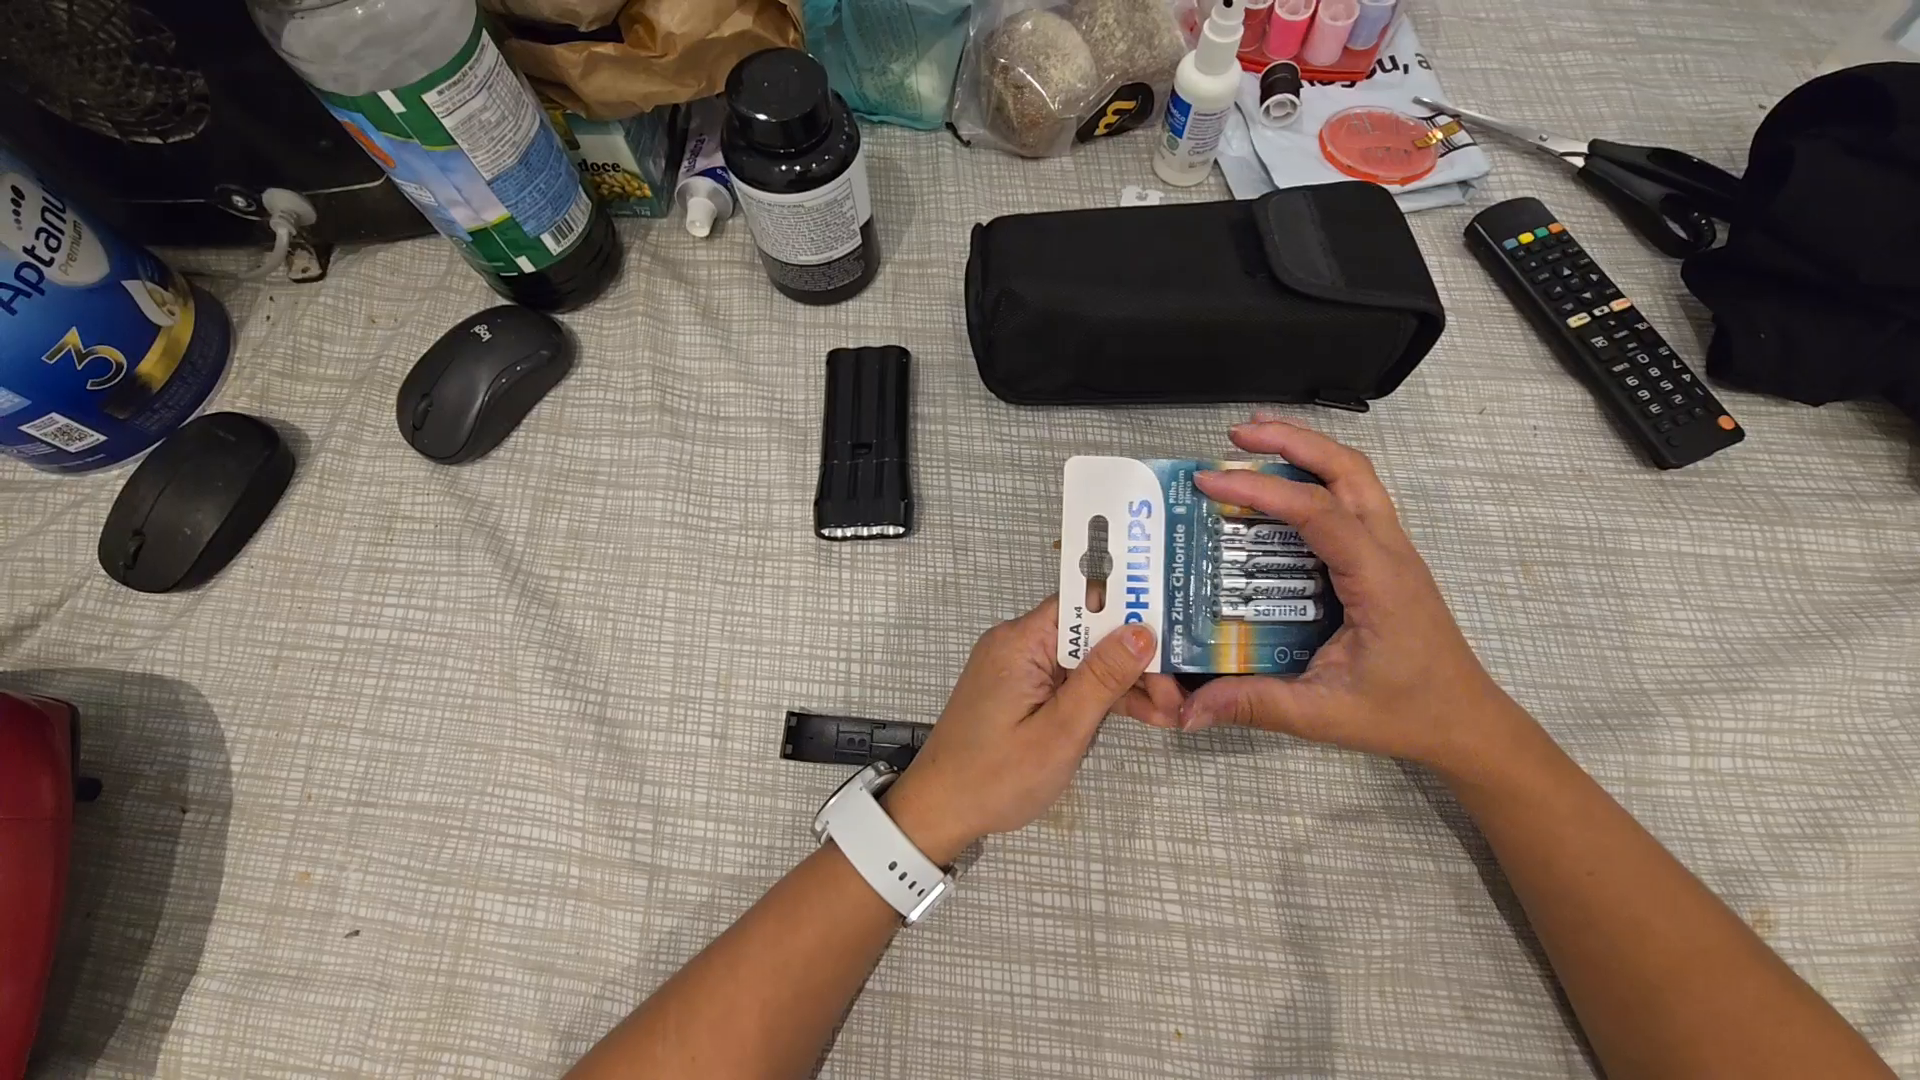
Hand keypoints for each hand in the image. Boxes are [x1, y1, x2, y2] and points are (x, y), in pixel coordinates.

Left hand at [883, 597, 1155, 862]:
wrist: (940, 811)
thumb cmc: (996, 777)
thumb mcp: (1060, 731)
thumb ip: (1102, 679)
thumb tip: (1142, 631)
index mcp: (1021, 641)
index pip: (1084, 603)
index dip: (1129, 614)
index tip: (1170, 639)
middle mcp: (1018, 644)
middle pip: (1088, 633)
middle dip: (1135, 661)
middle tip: (1175, 699)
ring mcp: (1019, 668)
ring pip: (1083, 660)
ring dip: (1123, 685)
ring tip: (1168, 714)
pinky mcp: (1021, 691)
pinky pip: (1067, 682)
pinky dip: (1098, 699)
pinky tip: (1139, 716)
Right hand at [1166, 420, 1536, 774]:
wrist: (1467, 721)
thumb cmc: (1406, 712)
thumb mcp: (1325, 715)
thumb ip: (1257, 704)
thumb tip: (1189, 709)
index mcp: (1378, 580)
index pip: (1318, 513)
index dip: (1261, 490)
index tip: (1208, 480)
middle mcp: (1389, 551)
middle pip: (1347, 469)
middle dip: (1292, 440)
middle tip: (1237, 434)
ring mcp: (1391, 550)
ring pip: (1355, 476)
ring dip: (1307, 449)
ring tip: (1255, 440)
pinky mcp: (1385, 558)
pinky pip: (1353, 499)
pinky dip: (1317, 476)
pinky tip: (1282, 487)